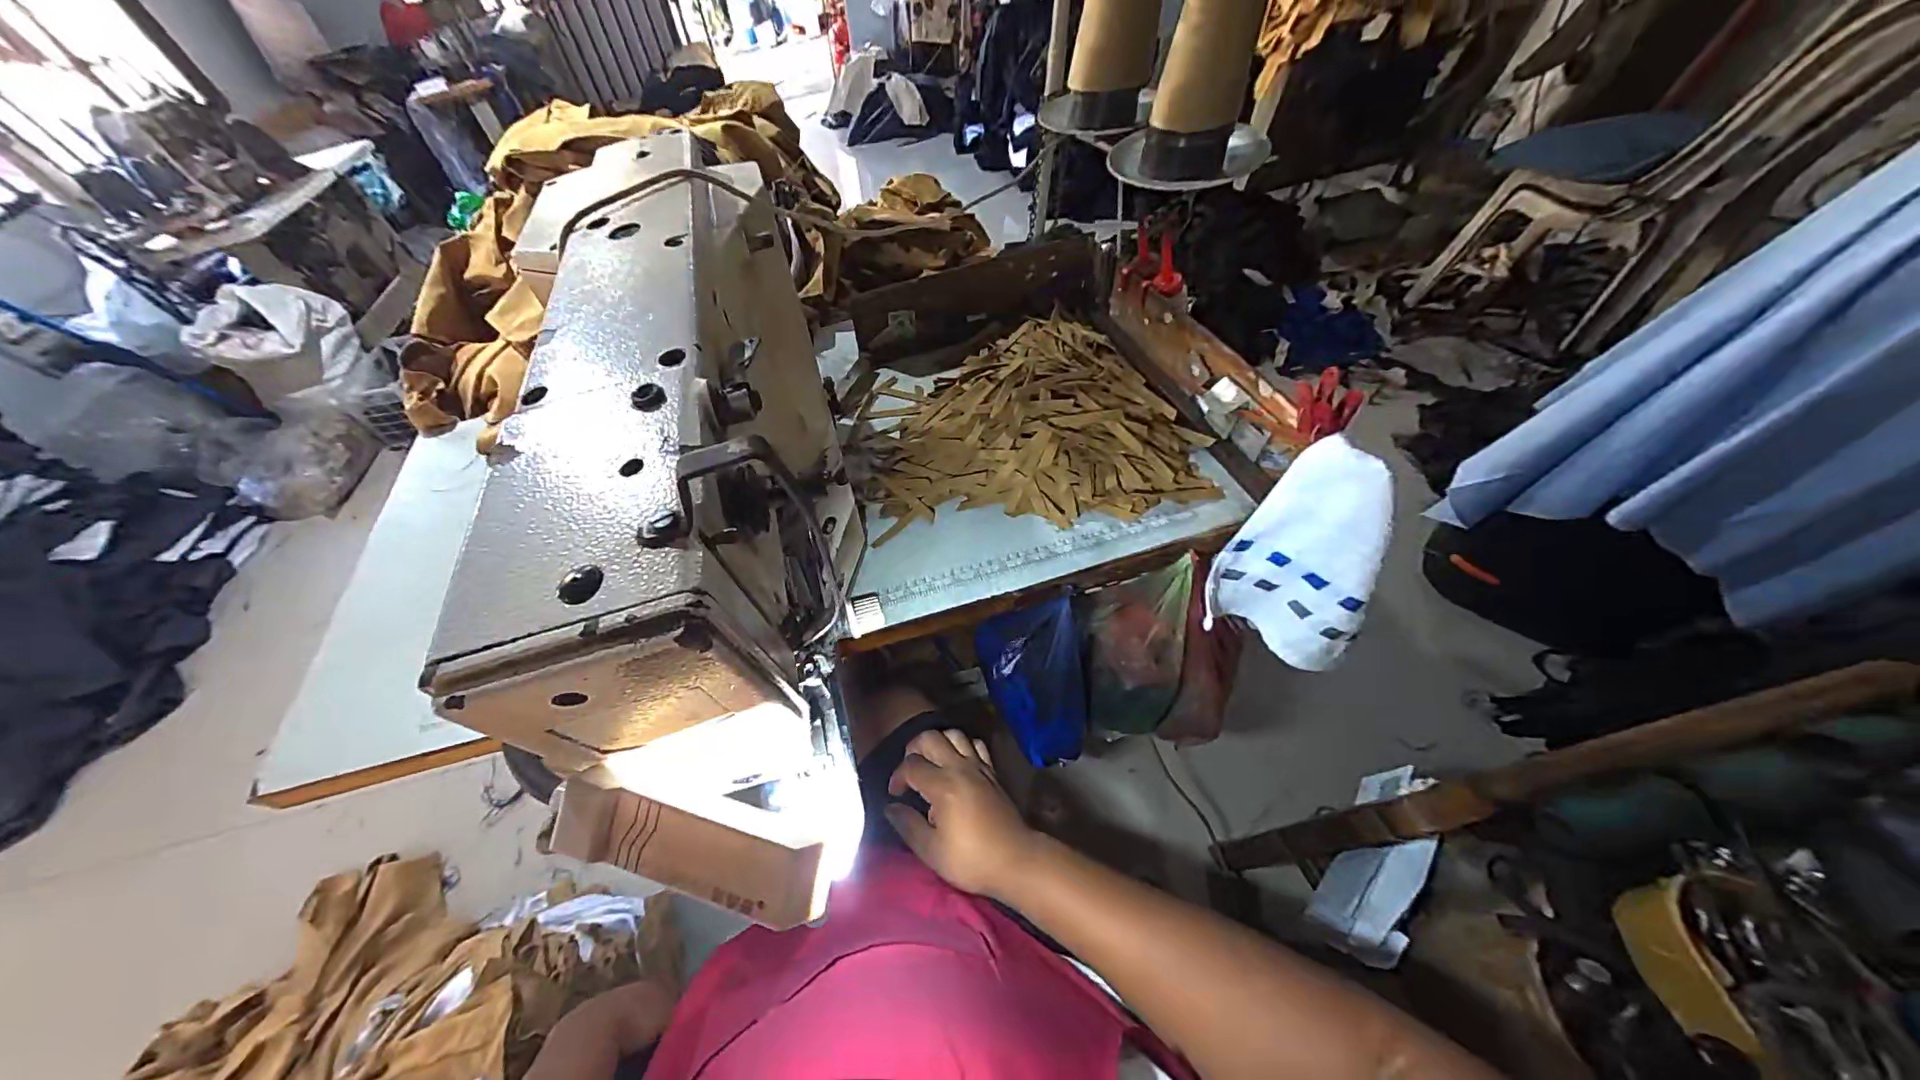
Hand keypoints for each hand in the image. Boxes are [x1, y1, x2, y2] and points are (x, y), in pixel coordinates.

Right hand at [885, 729, 1041, 899]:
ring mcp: (979, 766)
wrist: (1016, 860)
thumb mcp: (931, 850)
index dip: (897, 777)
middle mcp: (960, 768)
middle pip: (930, 738)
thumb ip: (907, 825)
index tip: (895, 795)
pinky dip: (963, 745)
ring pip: (954, 734)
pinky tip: (957, 762)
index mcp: (943, 786)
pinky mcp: (992, 771)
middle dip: (913, 749)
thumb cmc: (971, 859)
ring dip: (938, 742)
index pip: (911, 765)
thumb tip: (891, 807)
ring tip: (931, 762)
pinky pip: (976, 744)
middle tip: (909, 771)